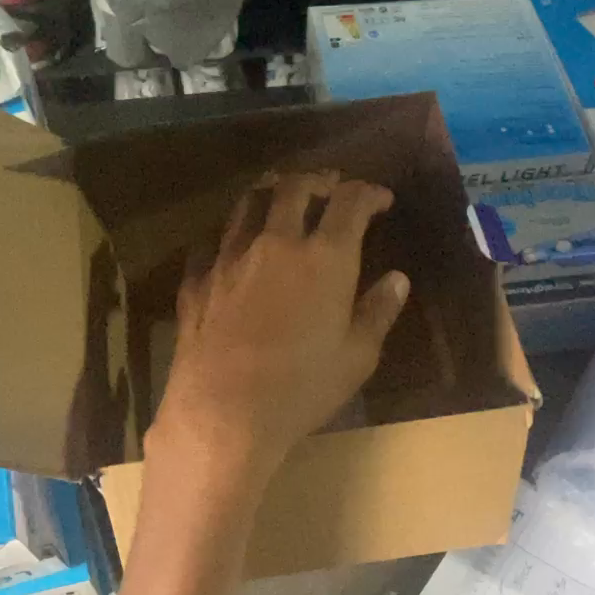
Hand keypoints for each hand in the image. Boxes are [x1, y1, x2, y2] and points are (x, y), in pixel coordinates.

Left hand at [148, 170, 408, 486]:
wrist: (224, 414)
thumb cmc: (302, 389)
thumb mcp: (357, 358)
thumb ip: (377, 312)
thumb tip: (397, 280)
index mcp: (325, 258)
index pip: (350, 204)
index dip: (368, 193)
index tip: (380, 198)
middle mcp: (276, 244)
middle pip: (294, 189)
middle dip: (317, 181)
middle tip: (329, 186)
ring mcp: (230, 260)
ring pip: (247, 206)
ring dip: (269, 194)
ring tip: (279, 197)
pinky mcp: (197, 283)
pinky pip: (211, 245)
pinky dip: (229, 237)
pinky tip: (231, 247)